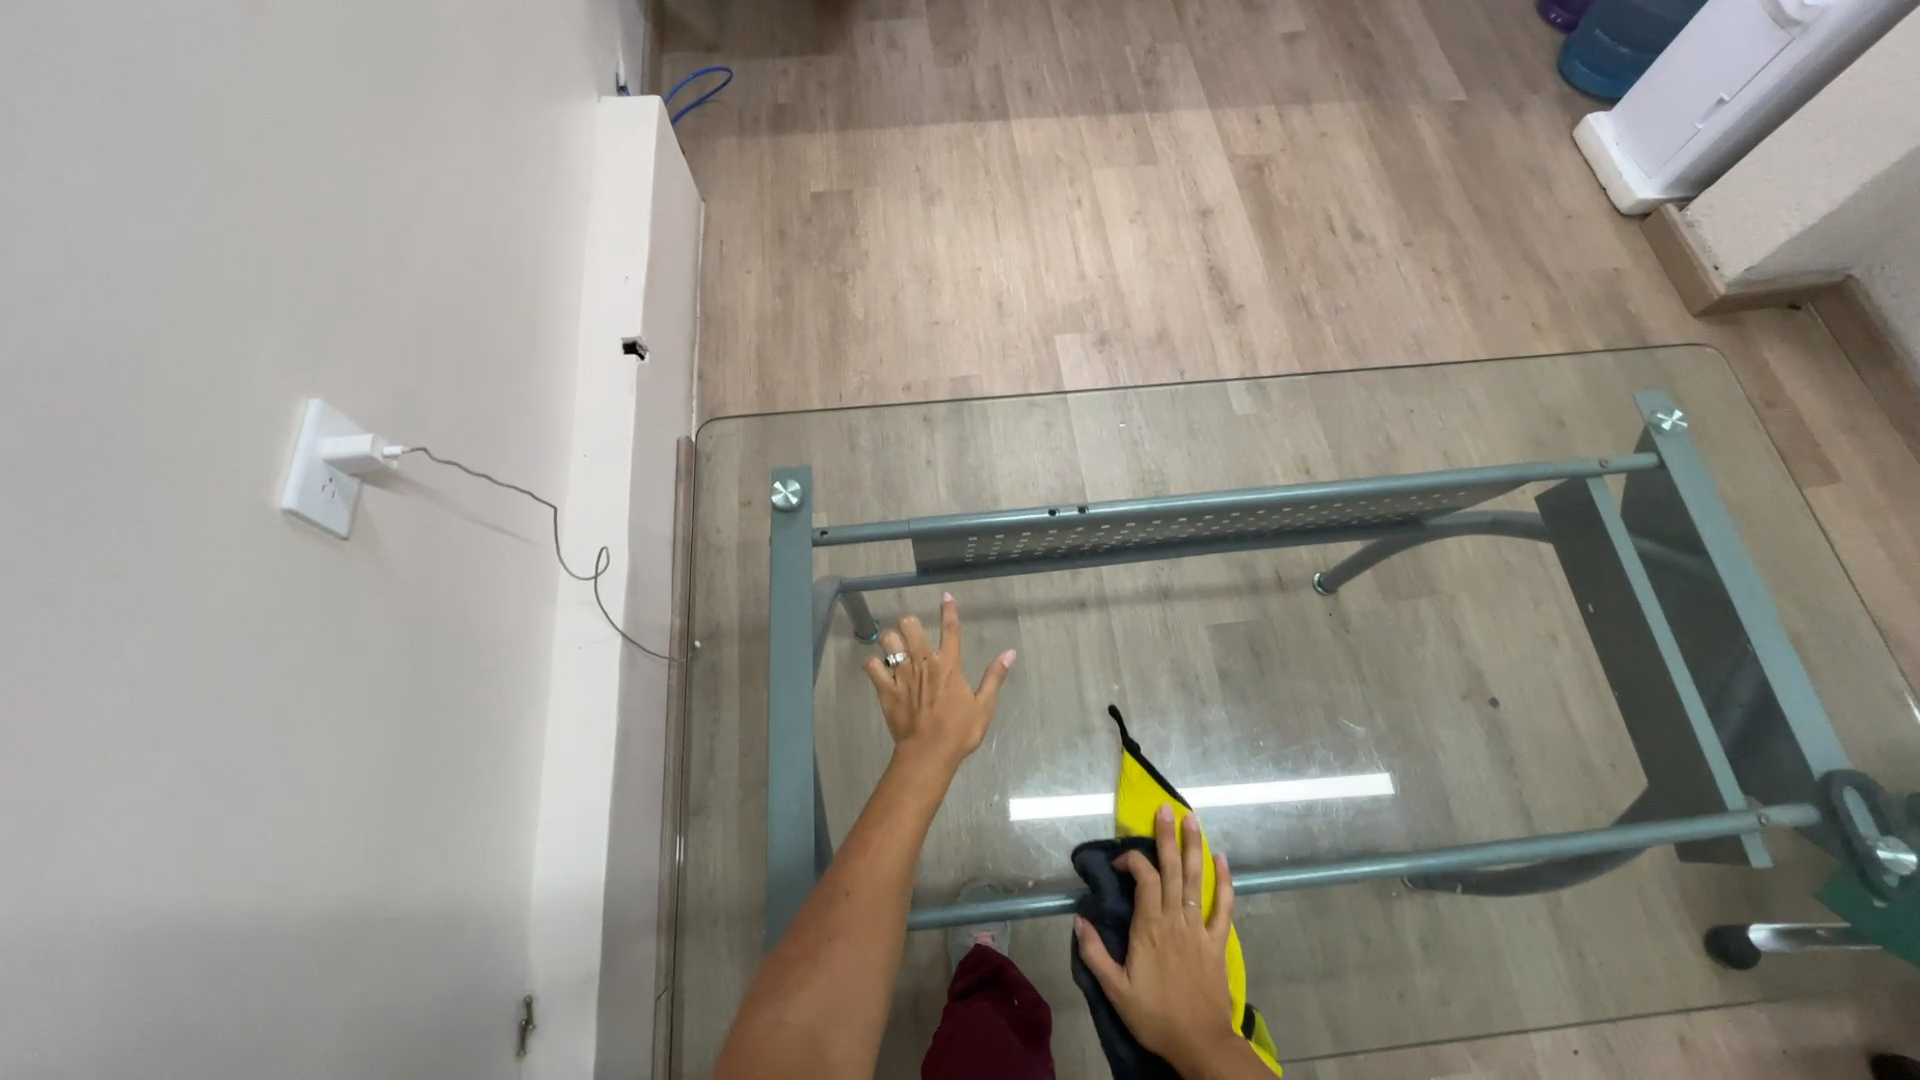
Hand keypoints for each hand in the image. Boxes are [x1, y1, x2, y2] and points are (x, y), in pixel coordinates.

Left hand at [863, 593, 1014, 773]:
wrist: (929, 753)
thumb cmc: (960, 731)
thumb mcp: (984, 706)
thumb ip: (995, 677)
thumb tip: (1009, 653)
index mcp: (949, 665)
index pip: (951, 630)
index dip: (949, 610)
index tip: (945, 596)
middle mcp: (923, 663)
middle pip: (911, 627)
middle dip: (910, 623)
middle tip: (912, 631)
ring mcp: (901, 675)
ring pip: (889, 641)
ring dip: (891, 641)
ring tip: (894, 648)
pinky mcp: (886, 690)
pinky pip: (872, 667)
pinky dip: (873, 664)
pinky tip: (877, 668)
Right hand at [1074, 805, 1250, 1078]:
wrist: (1199, 1042)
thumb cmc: (1154, 1016)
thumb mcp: (1115, 990)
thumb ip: (1094, 953)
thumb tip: (1079, 920)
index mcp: (1149, 928)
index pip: (1143, 879)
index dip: (1133, 861)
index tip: (1121, 861)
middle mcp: (1175, 920)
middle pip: (1171, 870)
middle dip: (1167, 837)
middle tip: (1165, 808)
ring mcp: (1199, 928)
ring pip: (1196, 880)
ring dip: (1194, 848)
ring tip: (1192, 820)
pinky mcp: (1217, 941)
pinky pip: (1223, 906)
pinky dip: (1224, 881)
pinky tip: (1222, 859)